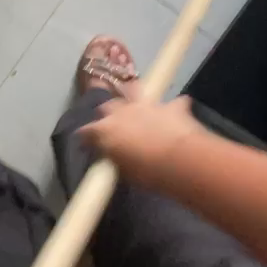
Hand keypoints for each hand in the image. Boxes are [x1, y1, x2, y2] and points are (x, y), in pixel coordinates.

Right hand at [79, 96, 207, 184]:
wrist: (180, 161)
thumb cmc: (147, 174)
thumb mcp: (123, 172)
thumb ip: (116, 159)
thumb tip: (115, 157)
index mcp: (104, 131)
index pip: (86, 132)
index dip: (86, 138)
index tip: (87, 144)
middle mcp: (121, 112)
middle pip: (108, 106)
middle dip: (109, 114)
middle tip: (114, 127)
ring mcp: (146, 105)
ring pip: (134, 92)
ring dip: (135, 100)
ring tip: (140, 110)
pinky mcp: (171, 106)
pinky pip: (172, 103)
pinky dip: (173, 108)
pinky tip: (176, 114)